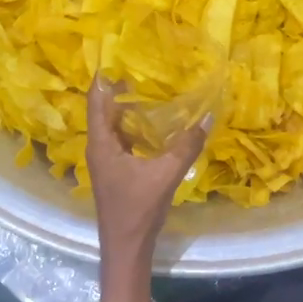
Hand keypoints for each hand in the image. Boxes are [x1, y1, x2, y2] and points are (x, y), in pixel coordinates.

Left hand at [85, 79, 207, 262]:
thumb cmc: (138, 209)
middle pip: (104, 110)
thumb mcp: (165, 175)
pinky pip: (122, 141)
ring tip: (152, 93)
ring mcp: (106, 161)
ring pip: (114, 127)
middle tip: (144, 70)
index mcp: (102, 143)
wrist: (126, 246)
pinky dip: (135, 130)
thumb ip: (185, 147)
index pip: (96, 100)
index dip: (104, 77)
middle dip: (121, 90)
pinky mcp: (115, 172)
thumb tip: (206, 118)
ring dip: (129, 111)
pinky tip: (155, 128)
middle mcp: (99, 148)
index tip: (117, 55)